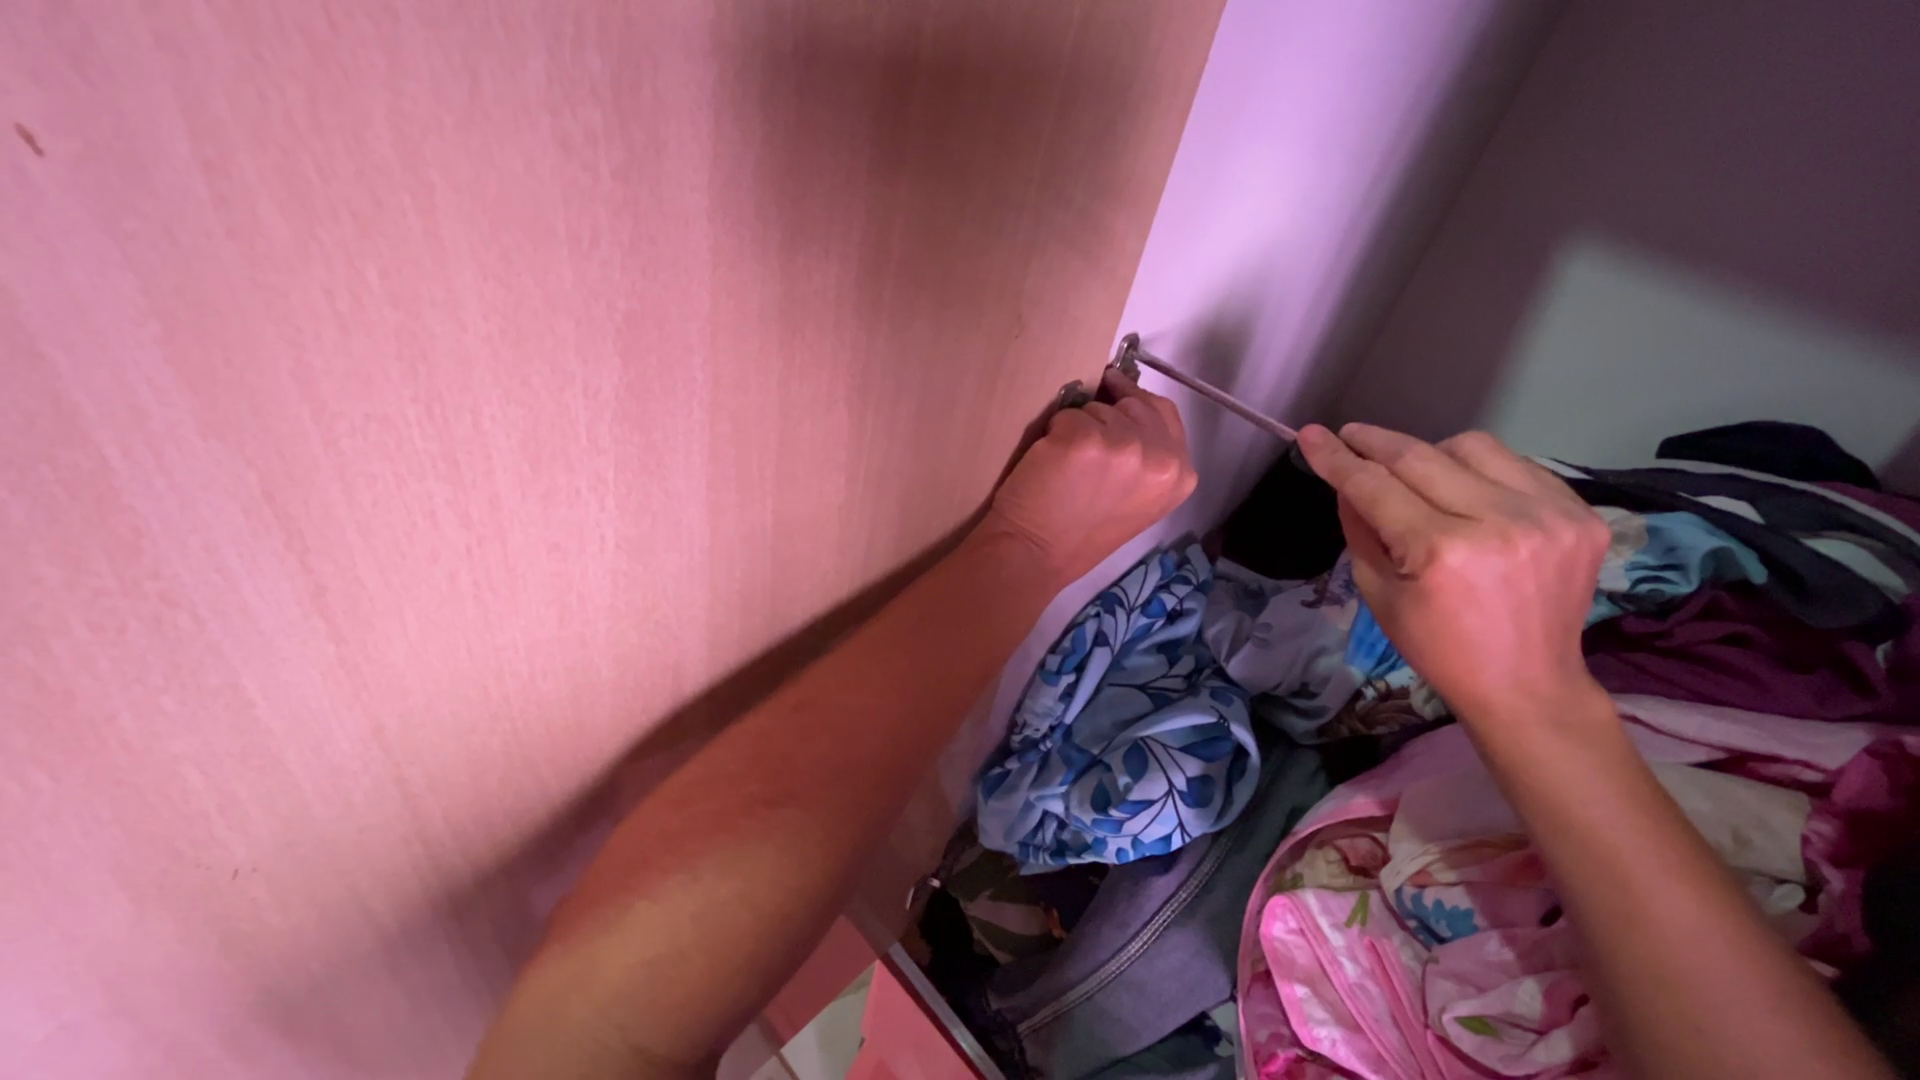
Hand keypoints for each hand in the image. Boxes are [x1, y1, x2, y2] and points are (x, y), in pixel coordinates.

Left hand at [981, 370, 1197, 585]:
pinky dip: (1053, 435)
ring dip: (1079, 428)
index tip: (1116, 394)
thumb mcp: (1140, 499)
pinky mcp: (1085, 438)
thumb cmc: (1082, 533)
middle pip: (1133, 404)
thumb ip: (1148, 458)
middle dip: (1107, 415)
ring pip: (1097, 409)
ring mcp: (1125, 446)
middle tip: (1085, 446)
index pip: (1164, 412)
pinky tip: (1052, 468)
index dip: (1136, 401)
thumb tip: (1127, 411)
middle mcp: (1162, 459)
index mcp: (1181, 476)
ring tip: (1069, 470)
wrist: (1037, 555)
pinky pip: (1066, 415)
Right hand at [1296, 423, 1611, 729]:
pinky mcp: (1580, 515)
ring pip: (1473, 447)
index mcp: (1440, 552)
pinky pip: (1518, 465)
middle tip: (1350, 436)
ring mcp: (1548, 515)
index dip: (1338, 459)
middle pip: (1421, 456)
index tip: (1312, 435)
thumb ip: (1360, 530)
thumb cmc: (1439, 648)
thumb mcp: (1379, 595)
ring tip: (1417, 475)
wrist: (1528, 685)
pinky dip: (1483, 472)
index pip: (1376, 486)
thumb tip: (1347, 483)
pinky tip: (1469, 494)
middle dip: (1376, 442)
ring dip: (1433, 453)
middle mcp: (1498, 522)